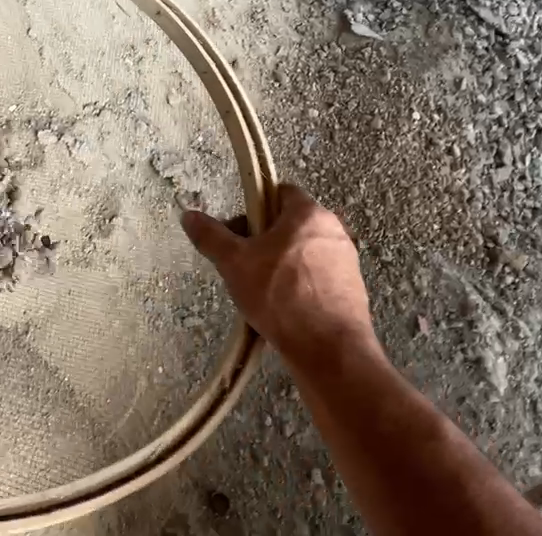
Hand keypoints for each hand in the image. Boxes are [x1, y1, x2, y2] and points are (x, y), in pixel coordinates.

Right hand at [182, 184, 378, 369]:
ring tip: (258, 287)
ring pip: (302, 250)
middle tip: (240, 260)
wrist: (330, 351)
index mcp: (309, 214)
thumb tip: (188, 215)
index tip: (237, 228)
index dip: (254, 205)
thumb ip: (210, 236)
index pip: (279, 191)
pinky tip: (281, 305)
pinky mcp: (353, 290)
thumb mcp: (233, 262)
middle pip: (289, 222)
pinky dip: (297, 282)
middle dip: (262, 237)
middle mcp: (334, 230)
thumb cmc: (280, 295)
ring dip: (278, 261)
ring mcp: (347, 261)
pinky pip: (316, 274)